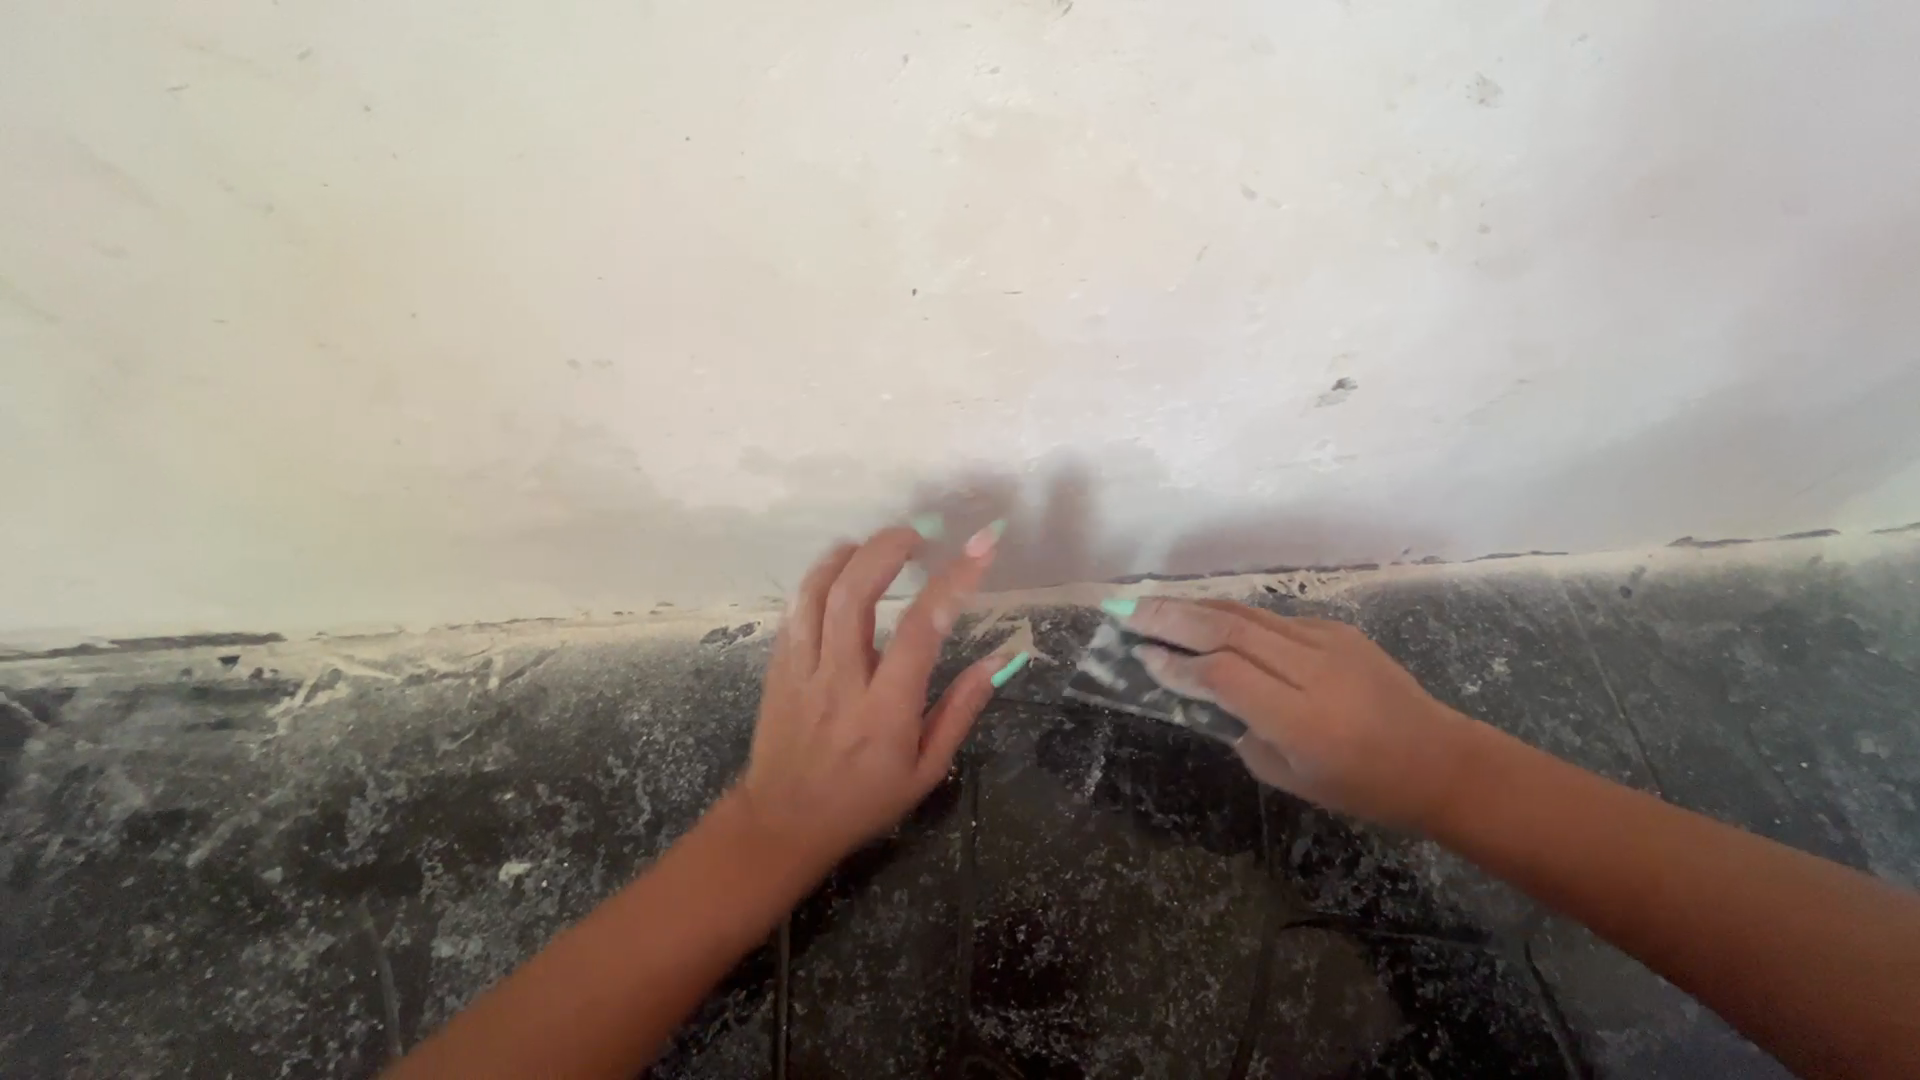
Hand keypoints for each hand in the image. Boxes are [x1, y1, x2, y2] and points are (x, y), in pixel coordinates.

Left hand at [733, 521, 1027, 866]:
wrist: (784, 821)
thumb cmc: (865, 799)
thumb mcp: (926, 768)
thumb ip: (961, 708)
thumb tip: (1002, 659)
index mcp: (884, 710)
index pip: (920, 630)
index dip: (954, 582)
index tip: (982, 545)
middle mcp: (839, 681)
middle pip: (854, 594)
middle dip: (888, 548)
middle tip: (919, 533)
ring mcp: (800, 670)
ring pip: (816, 592)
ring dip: (850, 554)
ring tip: (880, 542)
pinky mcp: (777, 666)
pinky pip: (795, 608)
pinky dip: (820, 578)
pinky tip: (841, 568)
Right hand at [1119, 598, 1483, 829]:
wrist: (1442, 761)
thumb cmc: (1363, 787)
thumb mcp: (1290, 777)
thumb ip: (1240, 732)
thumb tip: (1200, 694)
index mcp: (1300, 719)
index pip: (1221, 675)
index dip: (1175, 664)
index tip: (1139, 655)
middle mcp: (1311, 670)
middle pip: (1227, 628)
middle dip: (1169, 616)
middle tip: (1124, 610)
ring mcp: (1327, 642)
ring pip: (1245, 613)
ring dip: (1193, 606)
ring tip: (1152, 603)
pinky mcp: (1336, 629)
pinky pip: (1271, 618)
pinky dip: (1230, 614)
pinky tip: (1205, 616)